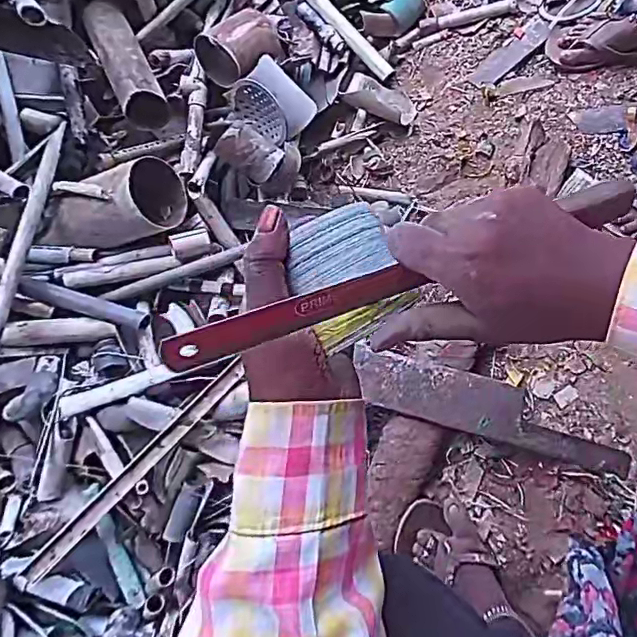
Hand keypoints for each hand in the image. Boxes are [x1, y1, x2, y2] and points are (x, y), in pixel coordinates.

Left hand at [241, 205, 359, 402]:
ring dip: (351, 268)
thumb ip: (265, 267)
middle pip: (314, 261)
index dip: (301, 234)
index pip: (282, 251)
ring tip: (368, 252)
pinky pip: (355, 301)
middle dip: (333, 248)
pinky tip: (373, 279)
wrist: (315, 414)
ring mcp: (316, 317)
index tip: (323, 222)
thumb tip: (270, 221)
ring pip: (336, 278)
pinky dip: (364, 290)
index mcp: (263, 297)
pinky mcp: (341, 329)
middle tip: (353, 234)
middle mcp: (290, 304)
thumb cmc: (281, 375)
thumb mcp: (266, 311)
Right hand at [370, 186, 634, 349]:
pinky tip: (513, 241)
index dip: (405, 253)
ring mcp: (497, 205)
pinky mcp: (516, 192)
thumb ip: (424, 325)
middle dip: (438, 245)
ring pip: (455, 213)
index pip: (401, 238)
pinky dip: (488, 219)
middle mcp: (473, 227)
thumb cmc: (542, 314)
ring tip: (497, 256)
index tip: (417, 267)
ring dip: (463, 231)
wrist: (602, 284)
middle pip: (429, 225)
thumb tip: (377, 339)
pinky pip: (483, 203)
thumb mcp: (480, 326)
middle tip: (468, 270)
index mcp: (460, 264)